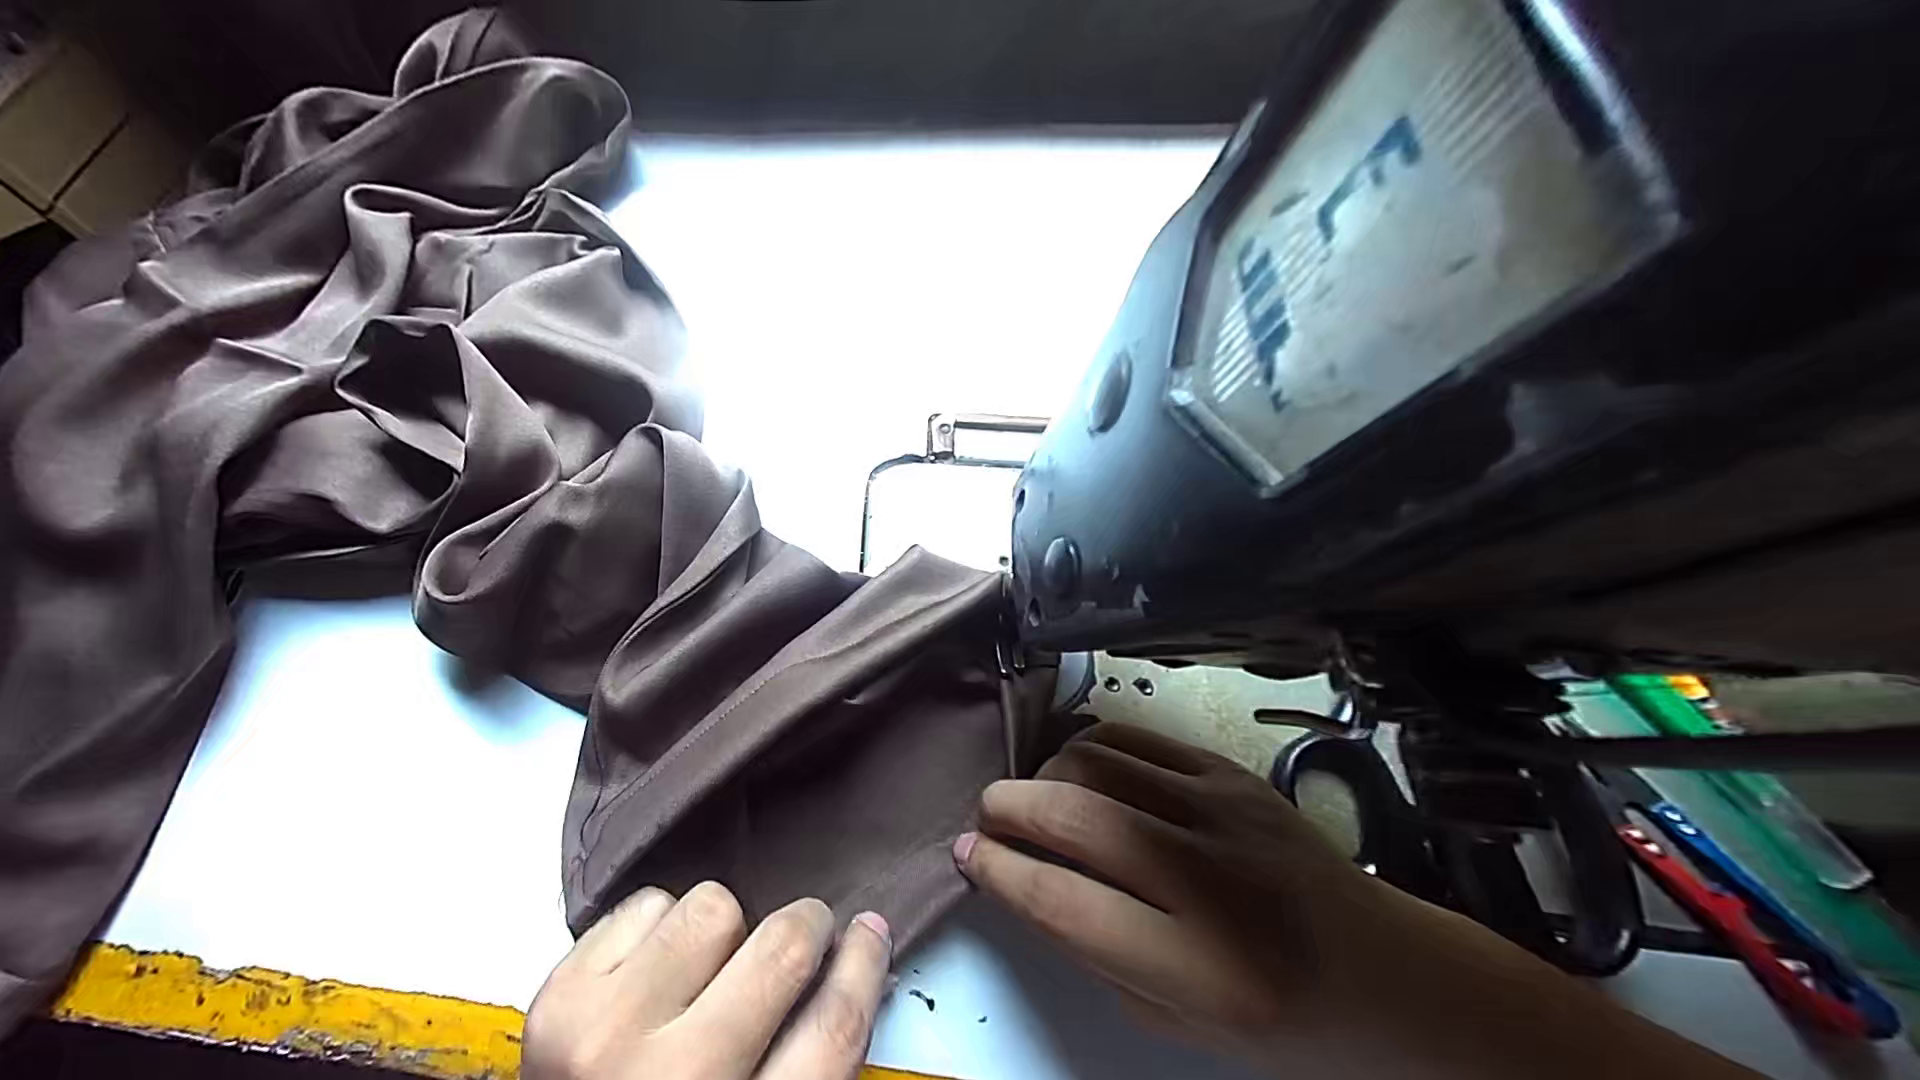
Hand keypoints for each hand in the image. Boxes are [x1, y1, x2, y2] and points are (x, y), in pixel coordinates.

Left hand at [524, 882, 891, 1079]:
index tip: (870, 931)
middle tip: (803, 931)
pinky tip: (648, 975)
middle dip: (806, 926)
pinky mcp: (559, 1001)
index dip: (863, 965)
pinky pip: (649, 904)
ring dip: (720, 930)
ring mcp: (605, 1039)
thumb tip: (856, 958)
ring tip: (701, 973)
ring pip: (713, 906)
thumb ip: (809, 1055)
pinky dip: (658, 927)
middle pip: (782, 948)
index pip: (834, 1026)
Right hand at [954, 721, 1762, 1079]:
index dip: (1002, 871)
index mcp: (1200, 971)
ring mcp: (1224, 810)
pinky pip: (1136, 737)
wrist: (1381, 971)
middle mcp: (1212, 881)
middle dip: (1010, 807)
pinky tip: (1081, 767)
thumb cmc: (1272, 1019)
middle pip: (1079, 817)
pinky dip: (1091, 745)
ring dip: (1048, 773)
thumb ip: (1093, 949)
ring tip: (1038, 795)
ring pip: (1099, 760)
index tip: (965, 853)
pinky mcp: (1231, 771)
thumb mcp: (1173, 1022)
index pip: (1068, 904)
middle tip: (983, 813)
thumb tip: (1020, 876)